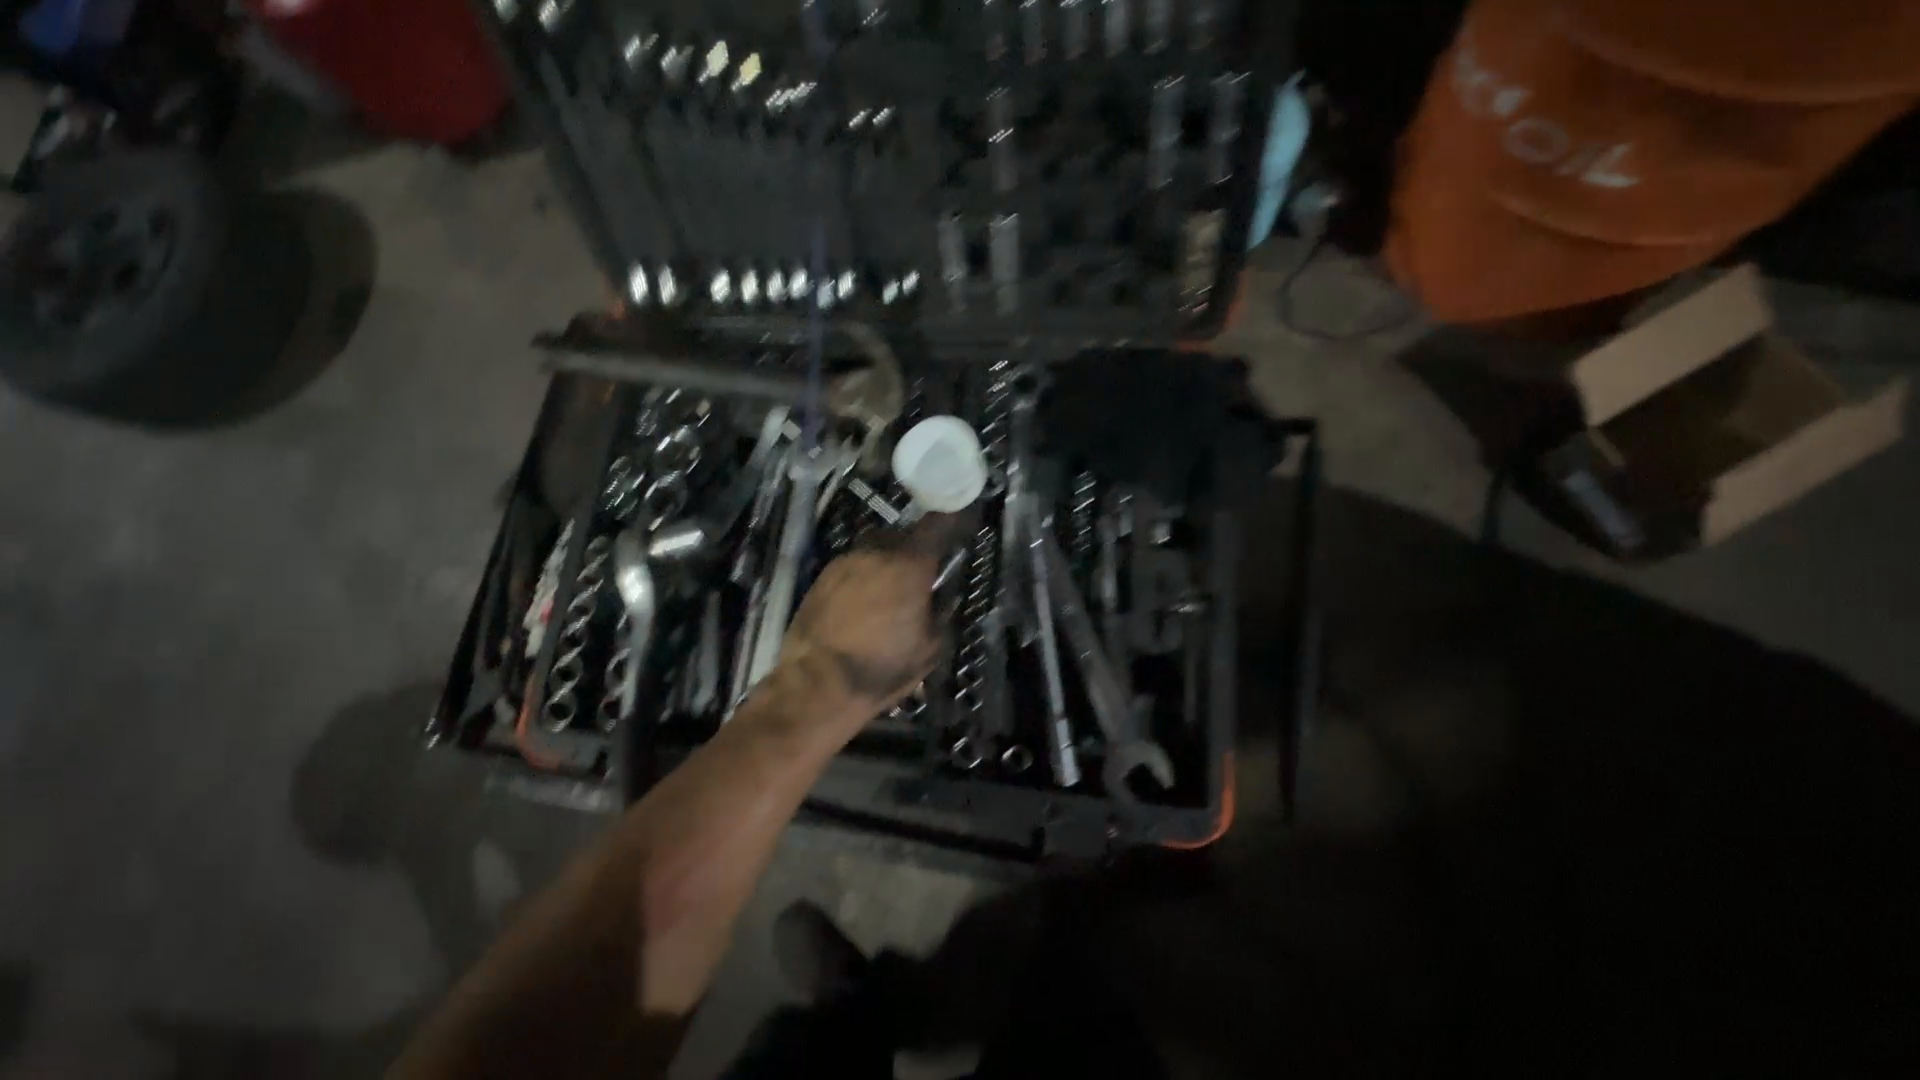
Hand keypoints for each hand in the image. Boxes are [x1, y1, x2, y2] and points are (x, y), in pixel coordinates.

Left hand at [781, 512, 963, 724]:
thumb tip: (941, 602)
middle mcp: (876, 553)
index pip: (937, 524)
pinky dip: (863, 578)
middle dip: (914, 550)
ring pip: (874, 551)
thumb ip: (941, 616)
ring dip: (886, 564)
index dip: (951, 521)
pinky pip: (852, 568)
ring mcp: (844, 562)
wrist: (818, 684)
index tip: (960, 525)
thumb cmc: (883, 667)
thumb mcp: (930, 649)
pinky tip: (862, 606)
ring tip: (889, 595)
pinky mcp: (821, 578)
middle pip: (903, 535)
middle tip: (921, 576)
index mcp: (909, 565)